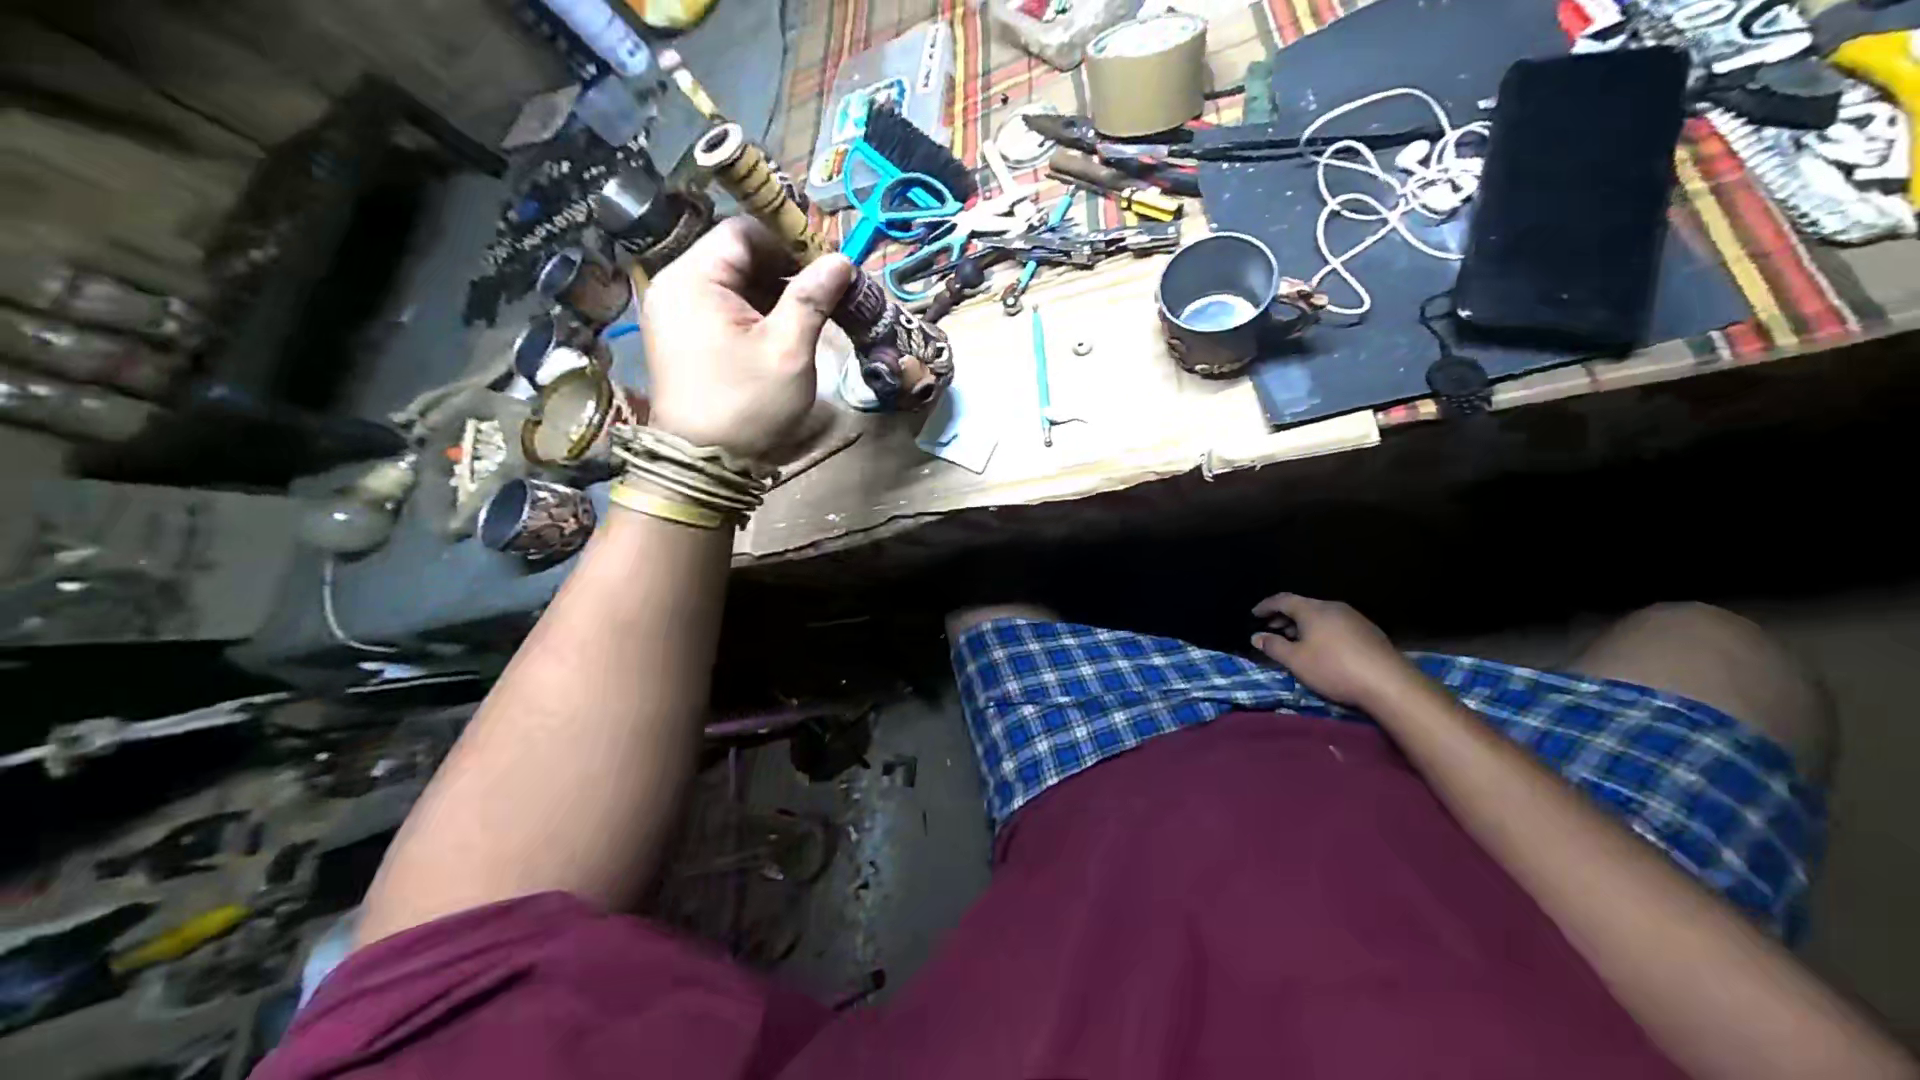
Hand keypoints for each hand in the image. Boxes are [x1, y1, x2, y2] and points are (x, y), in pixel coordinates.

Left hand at [641, 217, 853, 460]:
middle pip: (735, 255)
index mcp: (694, 278)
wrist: (703, 464)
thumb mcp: (788, 350)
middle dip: (781, 273)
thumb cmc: (747, 405)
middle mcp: (674, 285)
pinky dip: (749, 314)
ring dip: (768, 295)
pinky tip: (774, 337)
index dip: (788, 245)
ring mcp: (671, 311)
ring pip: (729, 282)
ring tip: (801, 323)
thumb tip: (841, 260)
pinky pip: (718, 307)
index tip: (824, 274)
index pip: (744, 232)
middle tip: (819, 301)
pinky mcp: (677, 336)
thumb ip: (812, 298)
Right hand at [1250, 593, 1419, 709]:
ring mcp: (1354, 618)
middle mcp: (1333, 607)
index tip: (1254, 613)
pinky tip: (1321, 647)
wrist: (1389, 683)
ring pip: (1320, 615)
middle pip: (1303, 606)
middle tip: (1271, 628)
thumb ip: (1274, 646)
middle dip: (1284, 616)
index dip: (1266, 605)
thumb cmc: (1334, 668)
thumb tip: (1257, 636)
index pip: (1283, 600)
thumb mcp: (1296, 661)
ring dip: (1303, 624)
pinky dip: (1321, 630)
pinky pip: (1335, 624)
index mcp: (1312, 610)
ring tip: (1294, 640)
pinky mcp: (1368, 631)